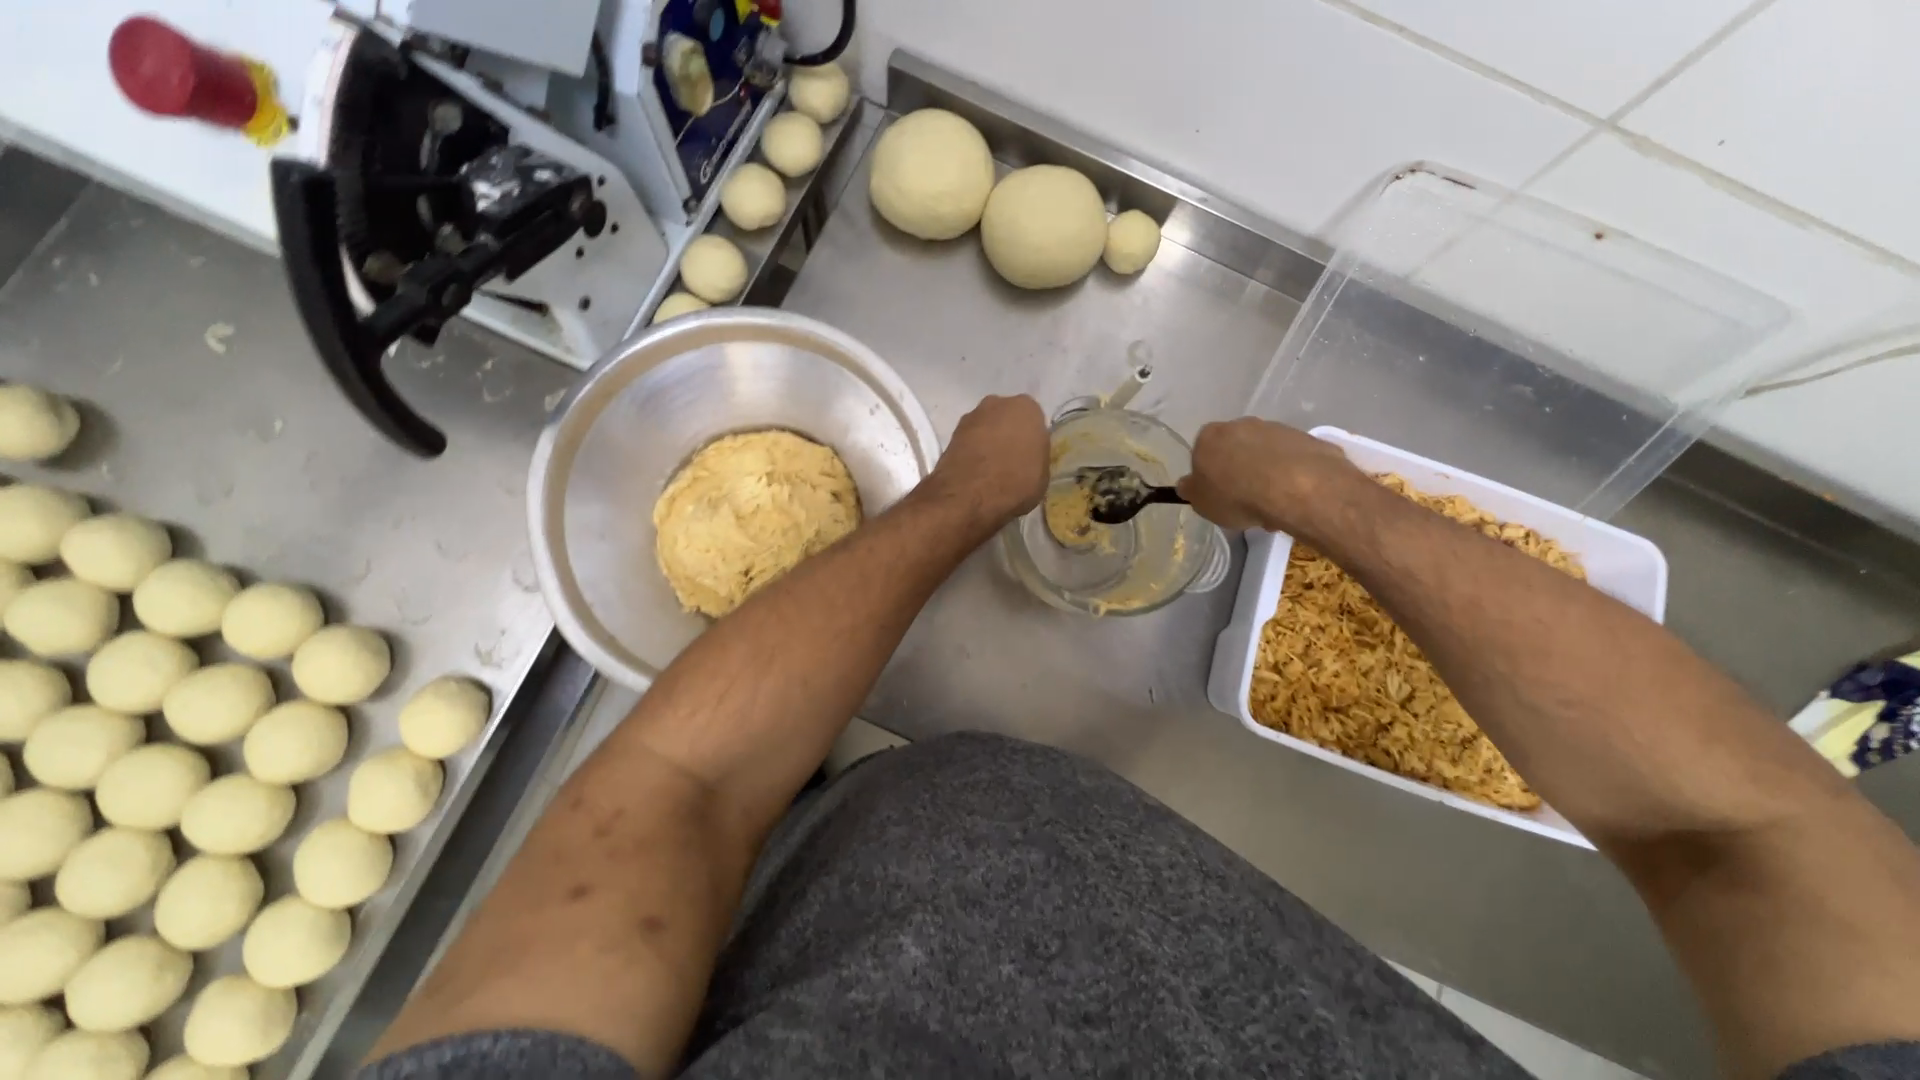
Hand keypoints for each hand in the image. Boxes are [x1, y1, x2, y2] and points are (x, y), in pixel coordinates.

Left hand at [925, 394, 1048, 525]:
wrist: (968, 495)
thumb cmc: (1015, 482)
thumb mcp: (1043, 474)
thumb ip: (1036, 455)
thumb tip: (1027, 456)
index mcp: (1026, 408)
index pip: (1035, 420)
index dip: (1032, 439)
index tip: (1030, 456)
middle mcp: (997, 404)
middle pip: (1006, 418)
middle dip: (1008, 434)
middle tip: (1012, 459)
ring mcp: (971, 417)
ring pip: (986, 428)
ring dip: (988, 441)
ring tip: (992, 468)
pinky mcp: (951, 434)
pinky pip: (969, 441)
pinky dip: (972, 451)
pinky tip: (976, 471)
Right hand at [1177, 418, 1356, 530]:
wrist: (1293, 487)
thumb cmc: (1236, 496)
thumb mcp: (1201, 503)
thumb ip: (1192, 491)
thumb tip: (1188, 484)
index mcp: (1209, 436)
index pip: (1203, 453)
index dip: (1210, 476)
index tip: (1219, 495)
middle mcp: (1239, 425)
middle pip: (1235, 450)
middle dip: (1239, 472)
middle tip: (1245, 501)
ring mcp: (1274, 428)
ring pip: (1264, 454)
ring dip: (1265, 474)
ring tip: (1272, 505)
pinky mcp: (1302, 437)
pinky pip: (1289, 459)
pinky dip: (1288, 474)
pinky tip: (1292, 496)